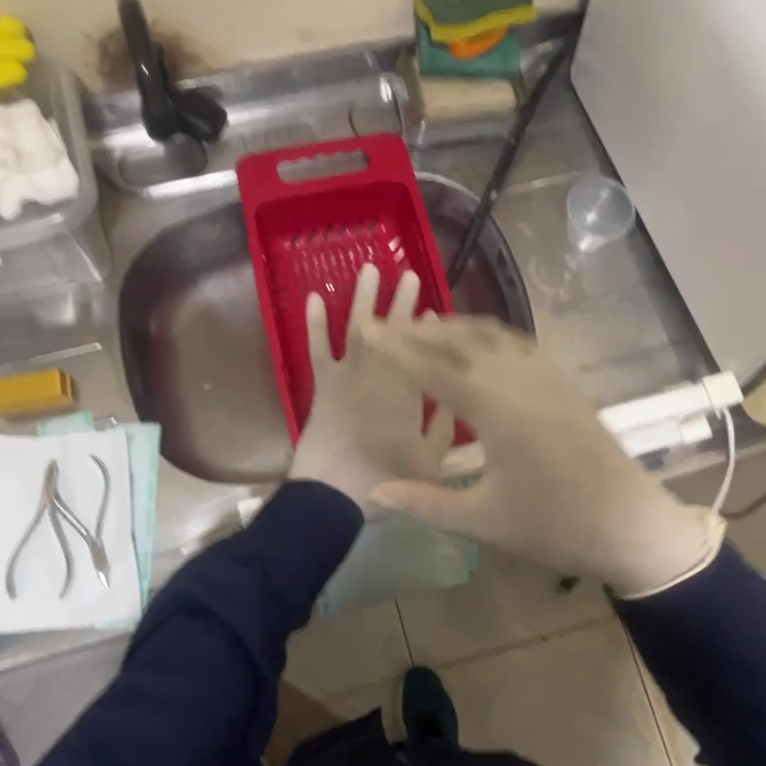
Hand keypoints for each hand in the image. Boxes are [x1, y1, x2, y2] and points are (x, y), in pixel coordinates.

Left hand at [288, 266, 454, 512]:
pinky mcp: (321, 386)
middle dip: (402, 302)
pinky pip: (316, 349)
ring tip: (369, 269)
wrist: (330, 497)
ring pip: (357, 330)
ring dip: (363, 298)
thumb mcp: (429, 462)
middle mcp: (380, 375)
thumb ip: (444, 428)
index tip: (433, 309)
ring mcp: (347, 377)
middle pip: (394, 332)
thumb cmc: (383, 480)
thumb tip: (454, 398)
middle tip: (409, 273)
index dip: (430, 330)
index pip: (424, 351)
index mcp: (410, 393)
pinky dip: (314, 323)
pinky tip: (312, 298)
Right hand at [360, 316, 720, 597]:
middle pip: (462, 343)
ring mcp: (546, 379)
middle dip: (422, 332)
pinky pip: (518, 346)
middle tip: (387, 325)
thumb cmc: (554, 527)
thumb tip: (373, 490)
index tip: (367, 330)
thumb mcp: (483, 520)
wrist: (631, 525)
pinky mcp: (563, 385)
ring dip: (456, 329)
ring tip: (426, 327)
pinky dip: (489, 336)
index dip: (397, 350)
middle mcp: (520, 381)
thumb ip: (425, 502)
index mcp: (496, 410)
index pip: (434, 369)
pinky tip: (480, 345)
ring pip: (494, 338)